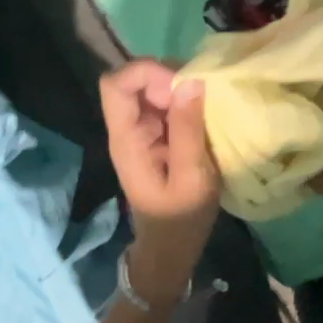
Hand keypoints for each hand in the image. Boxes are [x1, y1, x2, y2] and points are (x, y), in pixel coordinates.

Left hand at [99, 60, 219, 302]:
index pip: (115, 84)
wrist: (172, 249)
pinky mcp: (158, 136)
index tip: (180, 88)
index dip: (146, 73)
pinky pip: (165, 104)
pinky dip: (184, 100)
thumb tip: (191, 81)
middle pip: (133, 81)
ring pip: (150, 88)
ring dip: (178, 87)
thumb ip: (188, 129)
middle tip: (200, 94)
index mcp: (126, 140)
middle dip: (166, 76)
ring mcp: (142, 132)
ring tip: (207, 102)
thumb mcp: (192, 177)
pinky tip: (205, 114)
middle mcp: (128, 129)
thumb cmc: (181, 219)